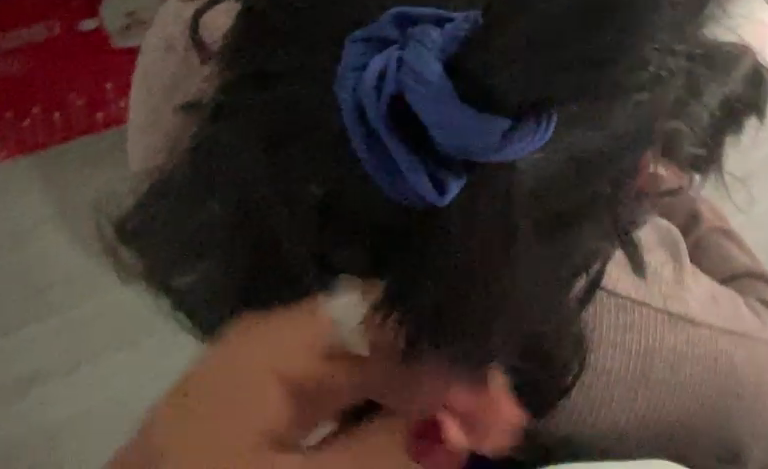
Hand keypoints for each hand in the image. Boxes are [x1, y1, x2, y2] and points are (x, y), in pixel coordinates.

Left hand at [111, 295, 526, 468]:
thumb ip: (382, 448)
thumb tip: (465, 418)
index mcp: (278, 338)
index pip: (388, 320)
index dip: (450, 354)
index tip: (502, 398)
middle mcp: (279, 340)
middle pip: (384, 341)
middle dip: (445, 377)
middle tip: (504, 421)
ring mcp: (269, 376)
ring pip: (369, 371)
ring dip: (422, 398)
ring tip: (477, 426)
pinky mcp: (262, 413)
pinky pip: (343, 400)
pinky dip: (384, 418)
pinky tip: (418, 434)